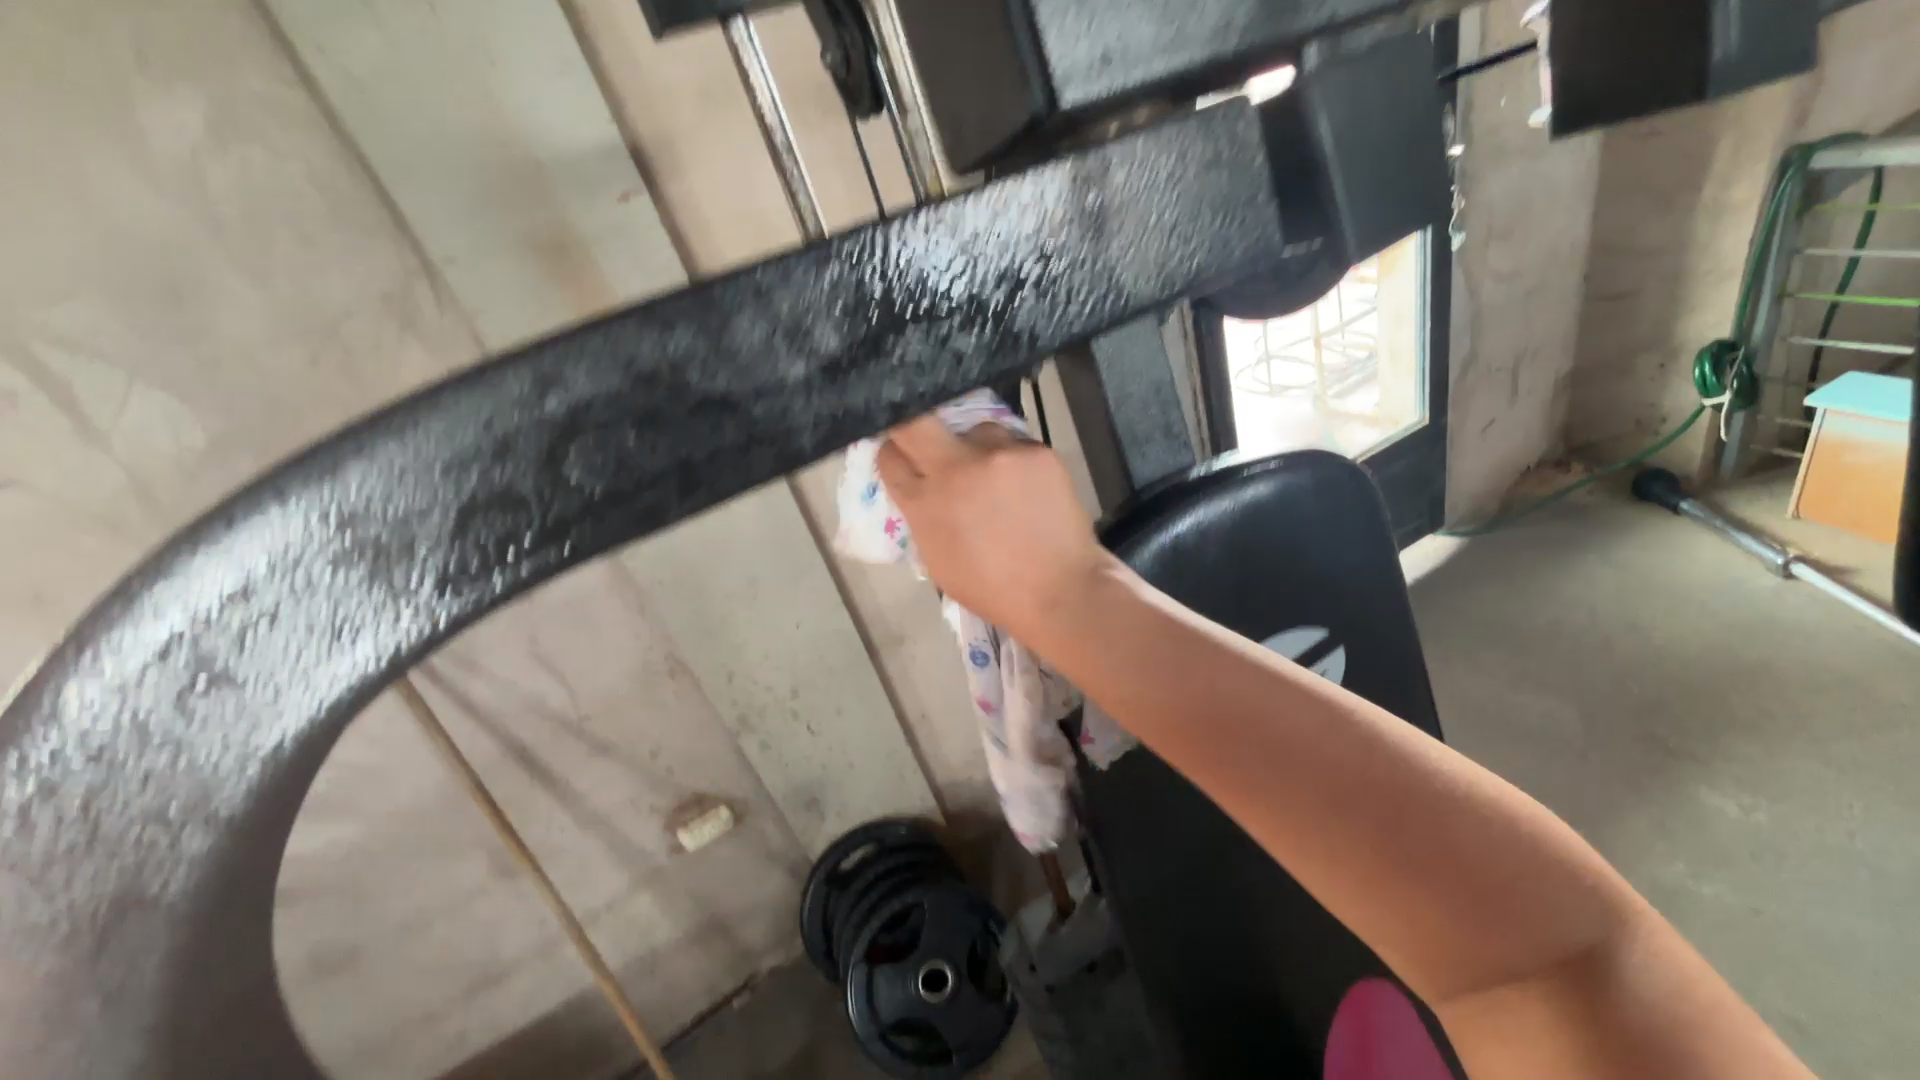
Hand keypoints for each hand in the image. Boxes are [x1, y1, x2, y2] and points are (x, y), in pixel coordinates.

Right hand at [878, 415, 1113, 640]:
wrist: (1058, 591)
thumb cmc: (993, 590)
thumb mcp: (937, 561)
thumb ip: (924, 516)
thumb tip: (922, 491)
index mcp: (924, 503)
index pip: (891, 457)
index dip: (896, 455)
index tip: (905, 456)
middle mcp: (954, 469)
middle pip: (916, 423)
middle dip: (915, 427)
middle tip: (929, 439)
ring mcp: (997, 455)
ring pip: (975, 430)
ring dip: (977, 447)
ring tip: (994, 474)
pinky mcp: (1035, 451)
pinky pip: (1015, 443)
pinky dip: (1015, 460)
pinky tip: (1025, 485)